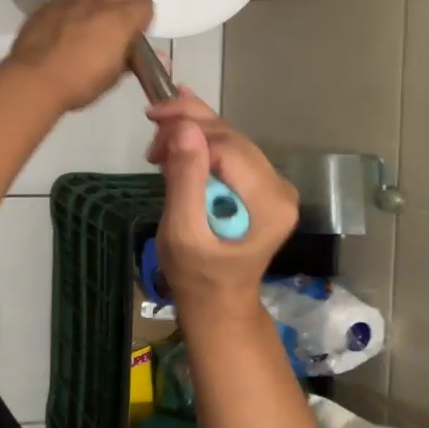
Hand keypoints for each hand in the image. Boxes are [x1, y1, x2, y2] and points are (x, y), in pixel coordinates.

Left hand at [5, 0, 153, 111]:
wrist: (34, 78)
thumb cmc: (80, 82)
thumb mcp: (113, 76)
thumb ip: (128, 58)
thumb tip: (141, 54)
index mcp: (121, 19)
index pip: (145, 4)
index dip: (145, 17)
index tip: (138, 30)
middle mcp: (99, 1)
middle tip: (124, 14)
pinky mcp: (50, 2)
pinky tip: (74, 0)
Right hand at [147, 89, 298, 319]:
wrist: (216, 302)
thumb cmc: (195, 273)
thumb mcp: (182, 231)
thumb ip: (186, 179)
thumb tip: (185, 128)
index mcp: (267, 202)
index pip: (226, 146)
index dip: (187, 130)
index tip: (151, 139)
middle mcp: (279, 188)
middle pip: (230, 136)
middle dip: (187, 125)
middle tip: (150, 133)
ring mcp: (272, 186)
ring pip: (229, 138)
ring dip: (190, 132)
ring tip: (158, 140)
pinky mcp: (260, 186)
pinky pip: (229, 151)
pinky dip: (201, 142)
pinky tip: (179, 130)